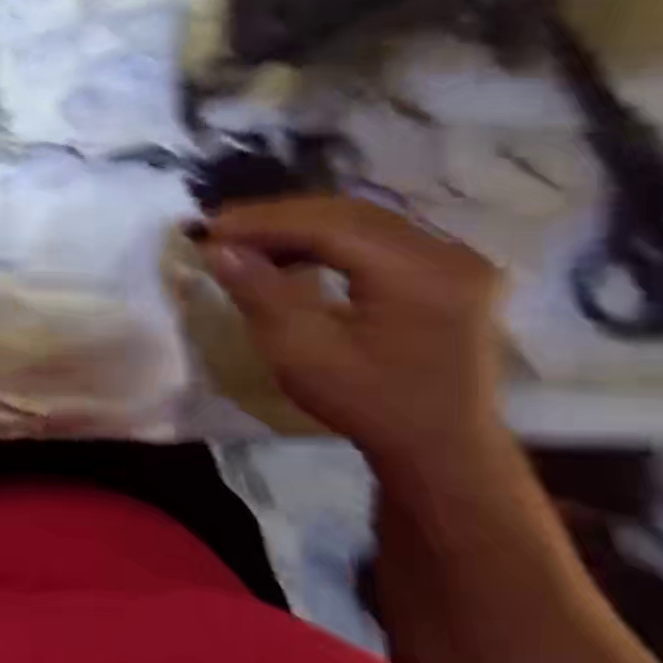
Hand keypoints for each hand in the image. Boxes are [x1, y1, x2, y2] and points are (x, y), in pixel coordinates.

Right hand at [197, 196, 504, 458]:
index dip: (263, 222)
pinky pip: (376, 236)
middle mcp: (447, 253)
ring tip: (247, 241)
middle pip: (346, 214)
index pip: (329, 225)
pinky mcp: (447, 269)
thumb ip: (260, 294)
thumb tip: (218, 248)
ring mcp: (454, 258)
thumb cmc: (368, 406)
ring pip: (360, 220)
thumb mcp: (301, 355)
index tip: (209, 228)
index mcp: (419, 275)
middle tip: (221, 229)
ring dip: (298, 226)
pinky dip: (326, 239)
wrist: (439, 448)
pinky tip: (291, 254)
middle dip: (277, 218)